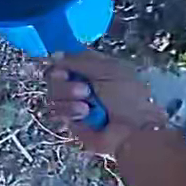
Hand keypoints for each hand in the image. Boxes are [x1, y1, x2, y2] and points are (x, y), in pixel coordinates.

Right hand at [43, 51, 169, 157]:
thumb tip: (56, 54)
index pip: (67, 60)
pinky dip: (70, 110)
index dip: (62, 62)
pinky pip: (55, 110)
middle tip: (83, 90)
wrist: (133, 131)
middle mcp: (81, 85)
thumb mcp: (108, 70)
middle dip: (65, 83)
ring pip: (52, 93)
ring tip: (86, 105)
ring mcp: (73, 103)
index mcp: (94, 70)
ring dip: (68, 96)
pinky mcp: (69, 121)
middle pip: (54, 76)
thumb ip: (80, 60)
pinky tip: (84, 114)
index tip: (63, 67)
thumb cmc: (128, 98)